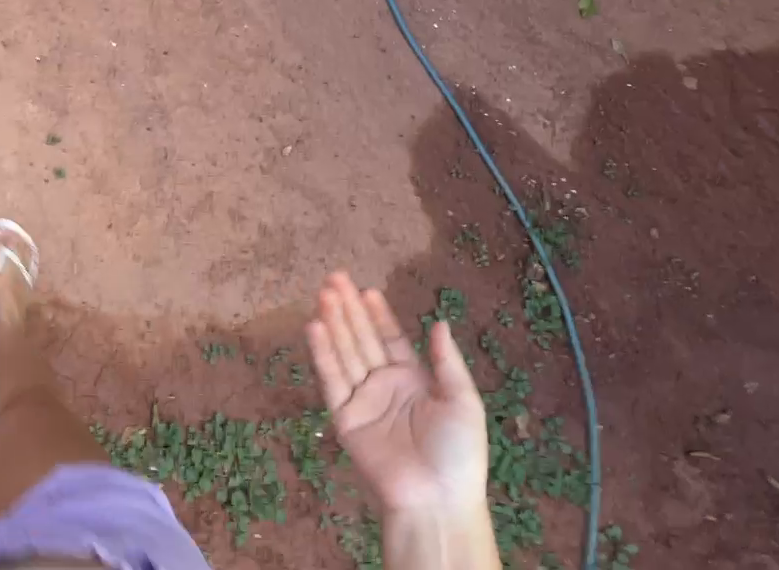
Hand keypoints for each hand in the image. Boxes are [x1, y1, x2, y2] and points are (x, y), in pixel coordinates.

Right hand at [306, 271, 487, 515]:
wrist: (437, 499)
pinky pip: (331, 378)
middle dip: (349, 309)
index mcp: (413, 380)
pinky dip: (322, 353)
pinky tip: (315, 327)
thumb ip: (447, 362)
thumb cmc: (458, 453)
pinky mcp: (344, 416)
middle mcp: (384, 383)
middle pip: (362, 338)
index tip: (366, 289)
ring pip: (344, 351)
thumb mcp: (463, 403)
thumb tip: (439, 322)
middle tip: (334, 278)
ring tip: (323, 294)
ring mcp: (362, 398)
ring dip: (333, 322)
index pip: (390, 338)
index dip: (378, 314)